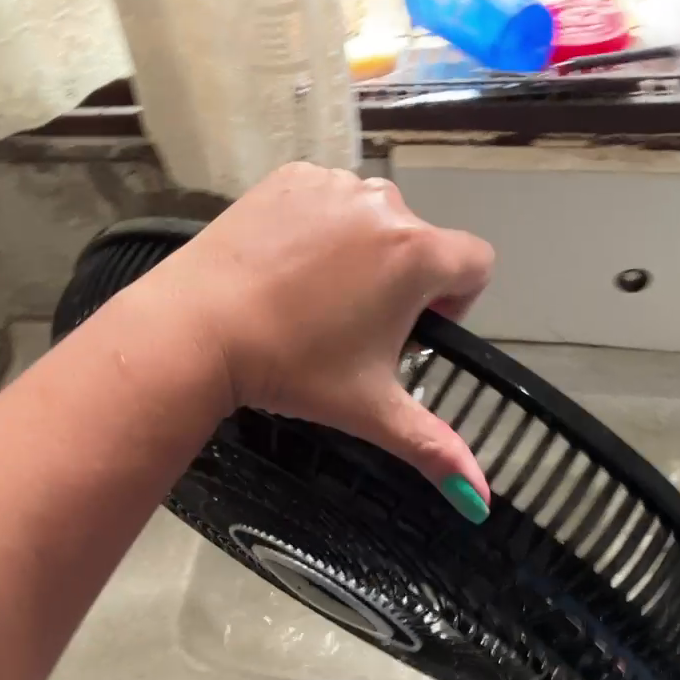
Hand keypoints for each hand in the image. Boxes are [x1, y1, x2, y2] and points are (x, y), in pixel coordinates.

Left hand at [119, 162, 495, 519]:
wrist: (198, 328)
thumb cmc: (293, 369)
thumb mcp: (370, 410)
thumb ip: (433, 448)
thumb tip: (480, 502)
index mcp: (417, 255)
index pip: (476, 265)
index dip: (455, 303)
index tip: (410, 333)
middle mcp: (385, 204)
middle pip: (421, 244)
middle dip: (402, 283)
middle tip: (352, 327)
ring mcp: (333, 184)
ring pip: (373, 220)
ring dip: (362, 254)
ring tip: (315, 298)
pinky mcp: (289, 178)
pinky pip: (326, 201)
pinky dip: (319, 229)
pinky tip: (286, 268)